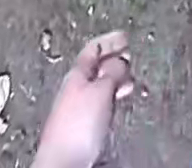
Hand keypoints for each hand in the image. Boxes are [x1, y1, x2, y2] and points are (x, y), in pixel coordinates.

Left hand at [31, 31, 134, 167]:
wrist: (62, 163)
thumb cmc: (77, 126)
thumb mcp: (102, 90)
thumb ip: (114, 71)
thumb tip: (121, 61)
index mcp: (76, 73)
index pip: (94, 47)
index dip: (111, 40)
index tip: (125, 37)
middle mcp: (73, 88)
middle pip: (96, 66)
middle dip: (114, 61)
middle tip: (129, 58)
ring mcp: (74, 108)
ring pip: (97, 85)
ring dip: (114, 80)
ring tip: (128, 82)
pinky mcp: (78, 127)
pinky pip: (97, 103)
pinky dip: (110, 98)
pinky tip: (115, 105)